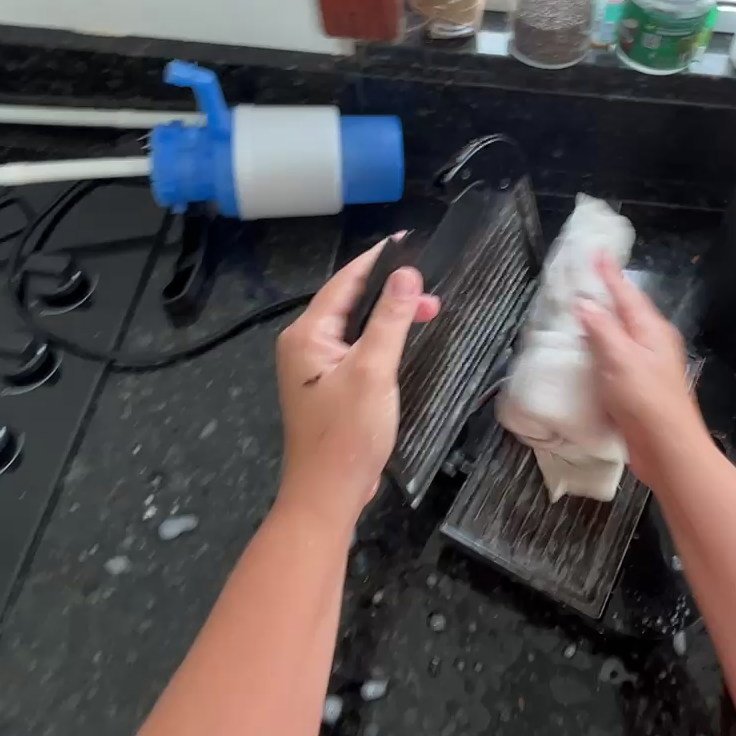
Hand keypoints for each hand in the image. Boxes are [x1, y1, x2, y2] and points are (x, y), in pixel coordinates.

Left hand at [274, 237, 440, 526]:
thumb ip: (390, 318)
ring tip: (428, 311)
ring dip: (388, 315)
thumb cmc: (348, 432)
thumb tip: (407, 273)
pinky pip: (356, 347)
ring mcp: (314, 366)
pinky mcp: (328, 385)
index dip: (377, 259)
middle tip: (431, 292)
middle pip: (349, 301)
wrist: (328, 494)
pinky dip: (381, 338)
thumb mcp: (374, 370)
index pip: (345, 281)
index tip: (408, 241)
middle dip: (389, 292)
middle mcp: (304, 344)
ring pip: (355, 325)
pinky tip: (403, 338)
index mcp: (306, 334)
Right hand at [574, 253, 708, 489]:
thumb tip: (584, 303)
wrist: (668, 450)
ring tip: (579, 310)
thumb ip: (602, 329)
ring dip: (601, 321)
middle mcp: (652, 343)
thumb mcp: (621, 359)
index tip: (597, 252)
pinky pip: (614, 357)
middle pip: (625, 311)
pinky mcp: (637, 387)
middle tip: (584, 277)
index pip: (626, 293)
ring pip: (620, 334)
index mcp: (652, 330)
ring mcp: (646, 366)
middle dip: (606, 293)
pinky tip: (585, 353)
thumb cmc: (646, 402)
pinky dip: (599, 348)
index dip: (610, 273)